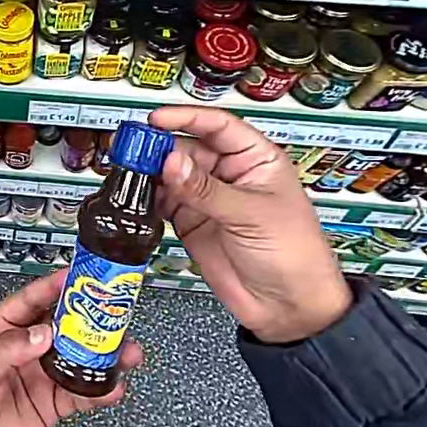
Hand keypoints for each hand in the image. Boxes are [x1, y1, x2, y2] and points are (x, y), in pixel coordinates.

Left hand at [0, 270, 143, 426]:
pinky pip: (82, 391)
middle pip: (63, 326)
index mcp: (0, 330)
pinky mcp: (52, 403)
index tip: (78, 277)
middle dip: (90, 318)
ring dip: (103, 353)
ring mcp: (41, 375)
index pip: (31, 300)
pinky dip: (100, 389)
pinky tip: (112, 387)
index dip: (55, 286)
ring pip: (79, 357)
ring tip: (125, 352)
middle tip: (113, 313)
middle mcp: (25, 348)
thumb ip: (6, 350)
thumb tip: (40, 334)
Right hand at [150, 106, 352, 344]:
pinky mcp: (191, 221)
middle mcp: (229, 174)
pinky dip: (148, 197)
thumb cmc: (295, 255)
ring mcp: (208, 198)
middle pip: (188, 146)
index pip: (218, 126)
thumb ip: (207, 190)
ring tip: (130, 170)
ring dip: (151, 171)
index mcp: (255, 160)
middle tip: (135, 148)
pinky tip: (138, 195)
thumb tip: (172, 162)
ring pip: (171, 173)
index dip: (186, 119)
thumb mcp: (252, 215)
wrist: (288, 308)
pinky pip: (164, 201)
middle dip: (160, 146)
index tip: (158, 120)